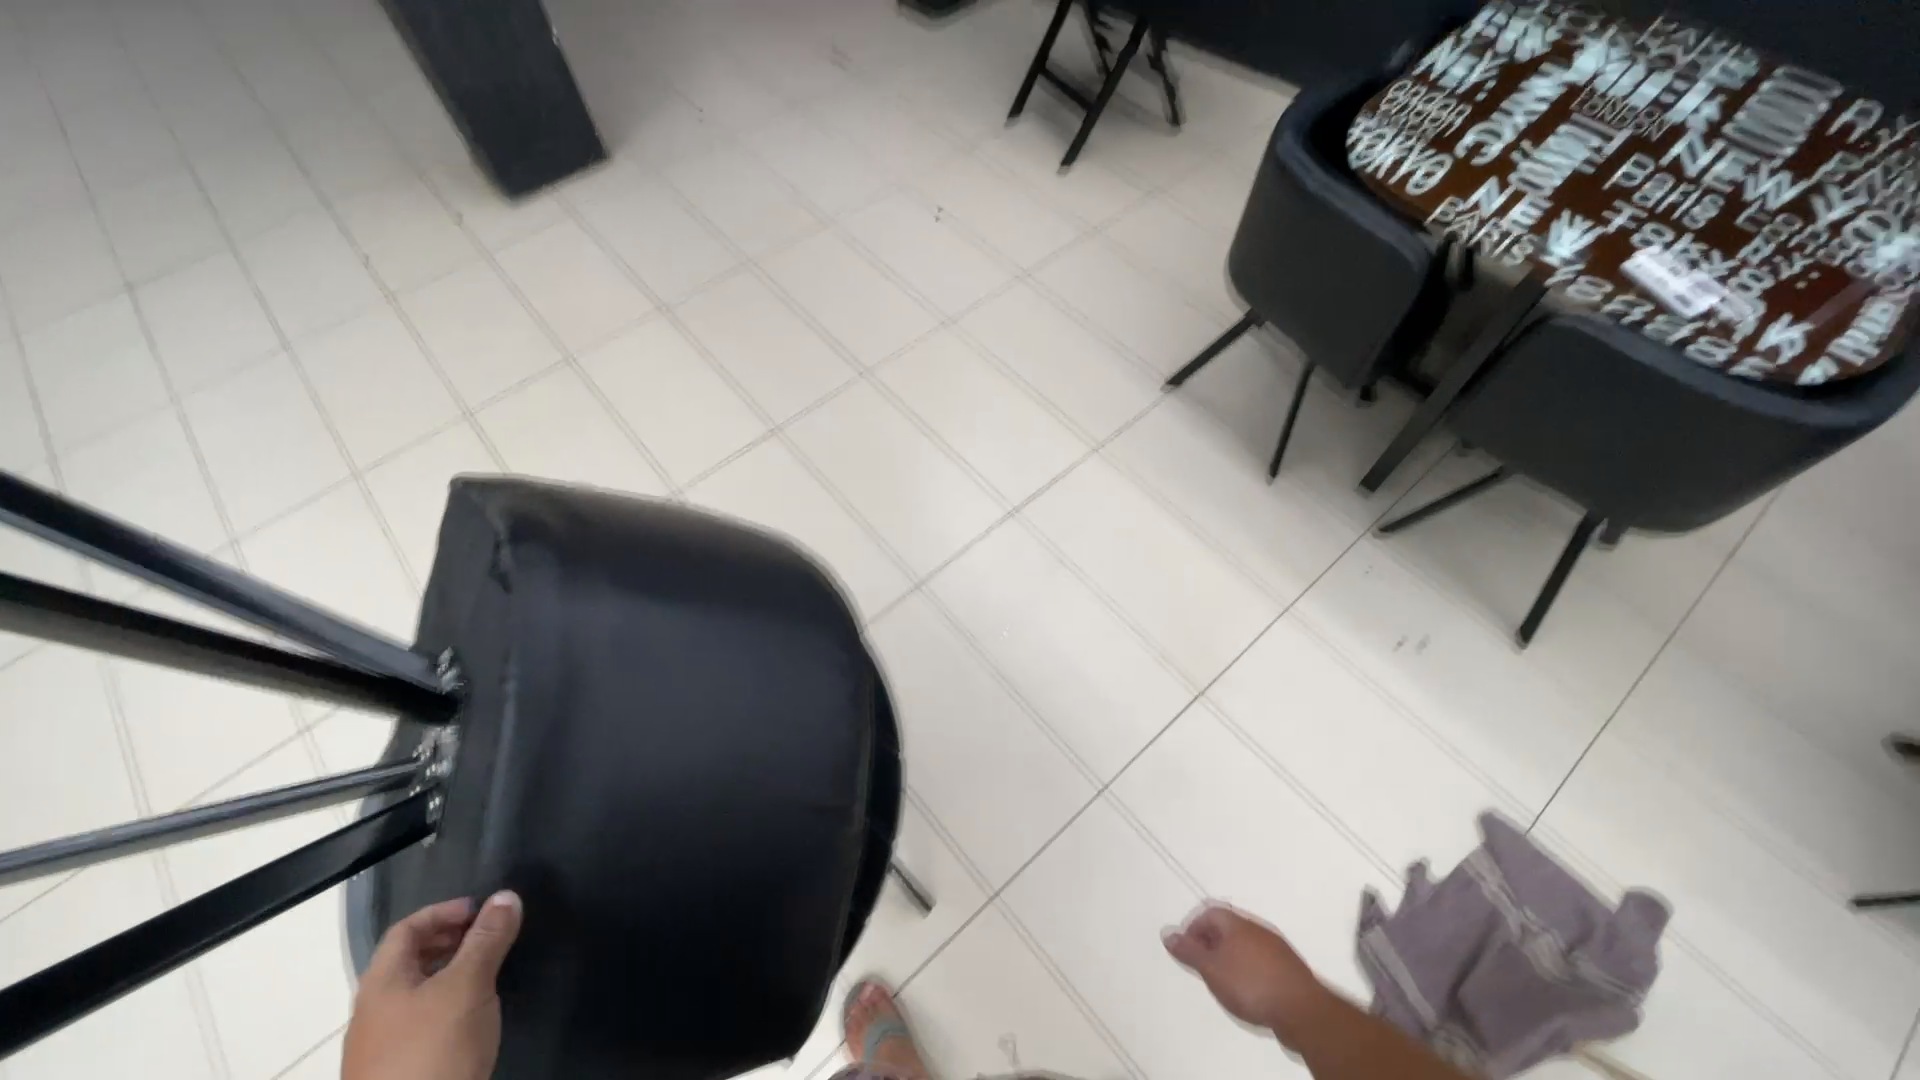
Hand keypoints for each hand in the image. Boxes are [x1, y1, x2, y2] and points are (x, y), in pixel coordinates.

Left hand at [343, 891, 523, 1079]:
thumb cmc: (433, 1051)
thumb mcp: (468, 986)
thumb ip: (487, 940)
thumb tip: (505, 896)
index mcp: (382, 983)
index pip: (406, 929)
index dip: (444, 911)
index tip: (483, 910)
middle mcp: (374, 1010)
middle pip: (408, 959)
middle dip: (449, 939)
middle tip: (490, 935)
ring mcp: (381, 1045)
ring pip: (416, 991)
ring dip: (450, 971)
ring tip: (488, 970)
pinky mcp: (397, 1071)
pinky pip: (421, 1019)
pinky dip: (448, 1002)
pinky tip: (473, 1015)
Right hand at [1163, 901, 1331, 1044]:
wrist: (1302, 1010)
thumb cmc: (1250, 985)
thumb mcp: (1211, 969)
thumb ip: (1189, 951)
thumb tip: (1167, 932)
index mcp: (1237, 924)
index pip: (1209, 911)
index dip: (1194, 927)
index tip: (1187, 951)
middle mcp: (1257, 929)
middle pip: (1227, 927)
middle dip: (1210, 943)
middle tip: (1203, 967)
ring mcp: (1276, 948)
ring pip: (1245, 944)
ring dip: (1230, 957)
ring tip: (1223, 981)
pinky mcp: (1288, 968)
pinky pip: (1260, 960)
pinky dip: (1248, 969)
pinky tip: (1249, 991)